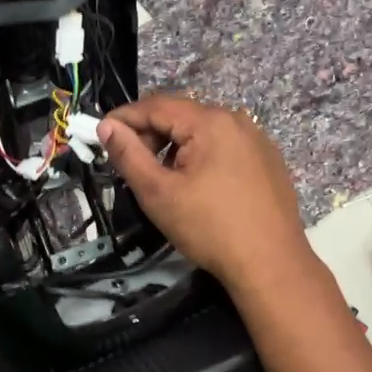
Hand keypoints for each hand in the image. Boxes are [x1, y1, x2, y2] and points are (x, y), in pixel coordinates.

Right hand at [98, 94, 313, 291]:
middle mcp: (237, 121)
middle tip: (132, 165)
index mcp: (210, 122)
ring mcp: (257, 140)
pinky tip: (198, 188)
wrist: (271, 265)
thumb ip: (128, 155)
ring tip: (162, 179)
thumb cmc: (209, 228)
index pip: (156, 105)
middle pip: (181, 115)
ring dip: (175, 147)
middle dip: (151, 134)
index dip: (124, 117)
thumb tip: (107, 126)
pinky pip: (224, 147)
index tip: (101, 134)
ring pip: (203, 132)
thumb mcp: (158, 192)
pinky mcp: (268, 161)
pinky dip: (201, 157)